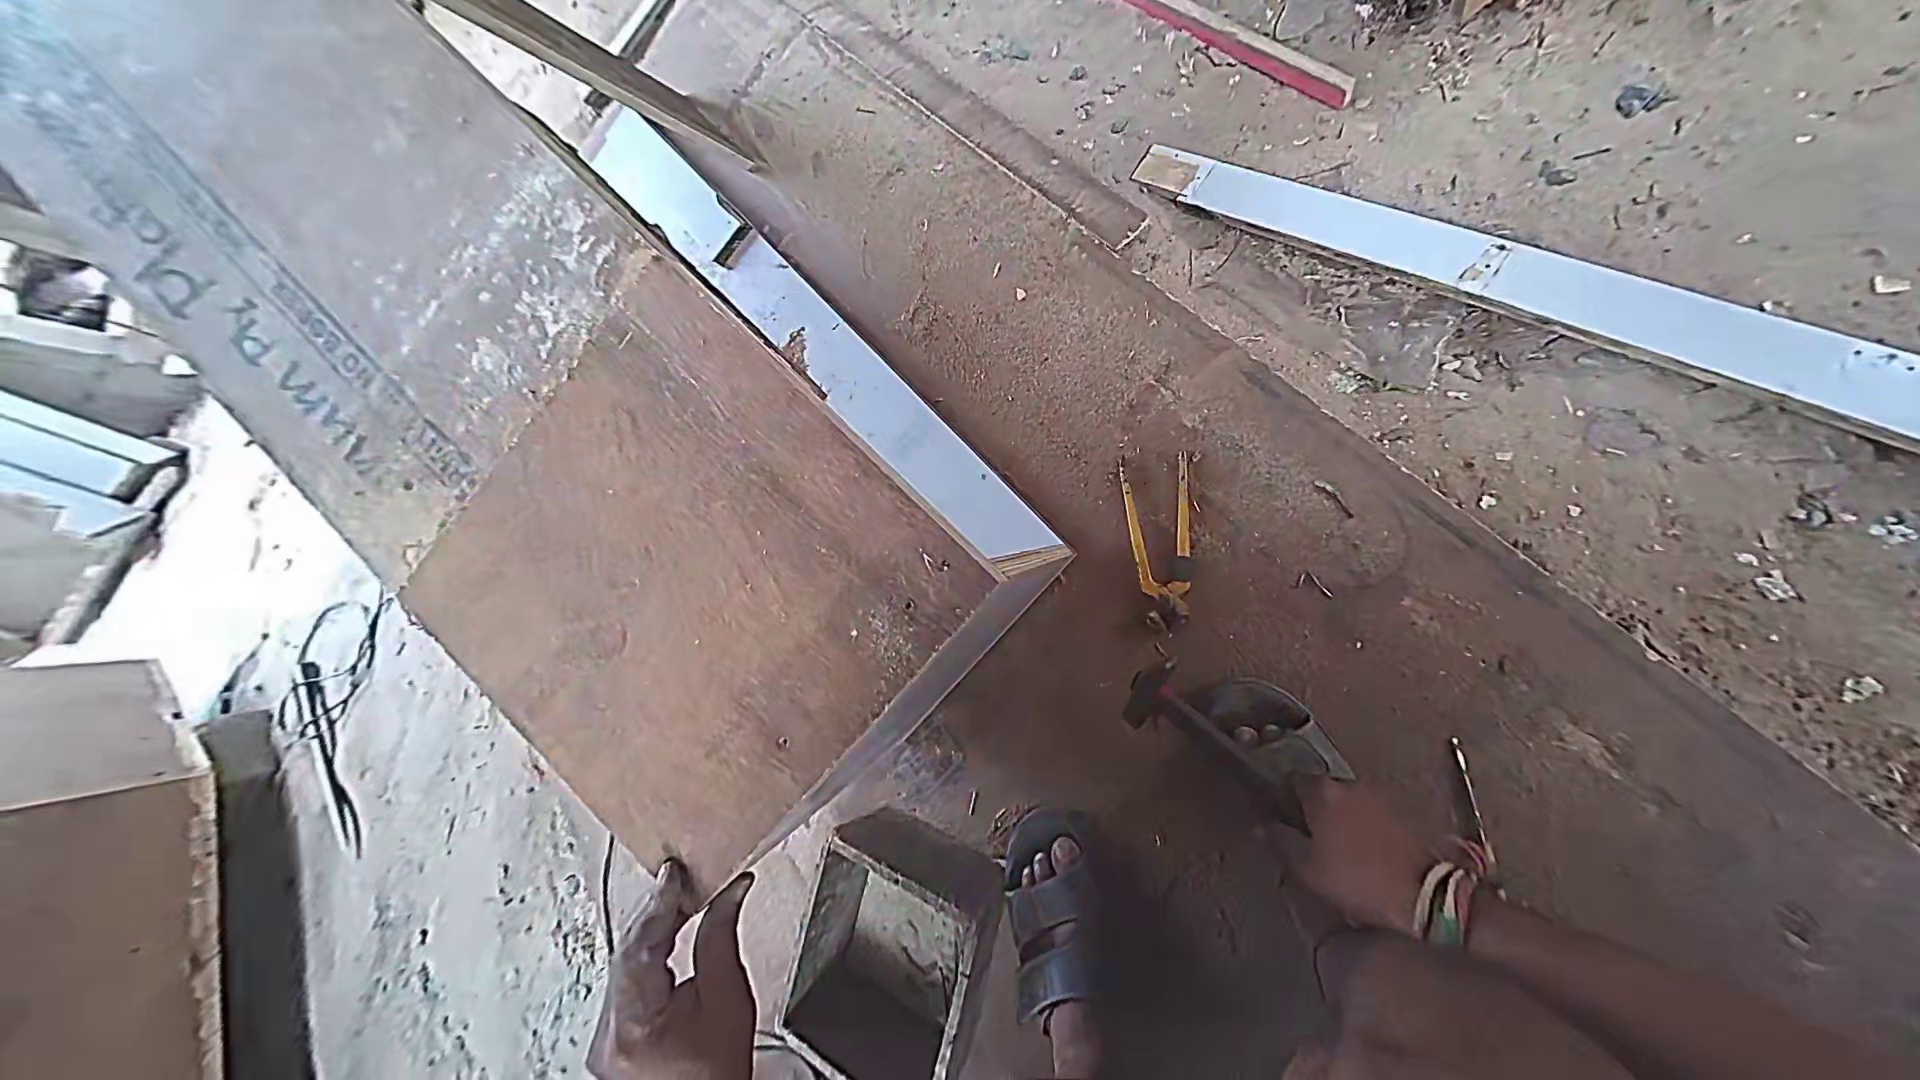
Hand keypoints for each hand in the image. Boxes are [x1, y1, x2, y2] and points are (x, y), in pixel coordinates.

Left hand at [588, 861, 756, 1079]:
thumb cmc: (718, 1073)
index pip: (639, 948)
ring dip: (652, 926)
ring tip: (679, 897)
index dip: (658, 904)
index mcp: (635, 1026)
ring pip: (623, 961)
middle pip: (627, 952)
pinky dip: (646, 947)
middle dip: (657, 910)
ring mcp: (603, 1036)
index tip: (673, 873)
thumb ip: (721, 936)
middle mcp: (607, 1034)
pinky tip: (664, 929)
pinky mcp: (609, 1033)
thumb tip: (730, 890)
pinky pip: (624, 976)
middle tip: (682, 878)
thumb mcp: (730, 997)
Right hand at [1279, 776, 1432, 933]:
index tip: (1285, 818)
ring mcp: (1380, 796)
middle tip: (1312, 836)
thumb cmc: (1357, 879)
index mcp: (1321, 791)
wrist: (1427, 896)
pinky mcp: (1404, 813)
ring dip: (1342, 815)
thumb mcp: (1308, 867)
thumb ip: (1281, 840)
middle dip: (1315, 806)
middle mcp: (1349, 784)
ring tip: (1342, 847)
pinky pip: (1372, 812)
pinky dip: (1365, 824)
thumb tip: (1262, 827)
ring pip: (1348, 800)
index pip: (1292, 779)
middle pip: (1321, 788)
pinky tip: (1366, 850)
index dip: (1285, 797)